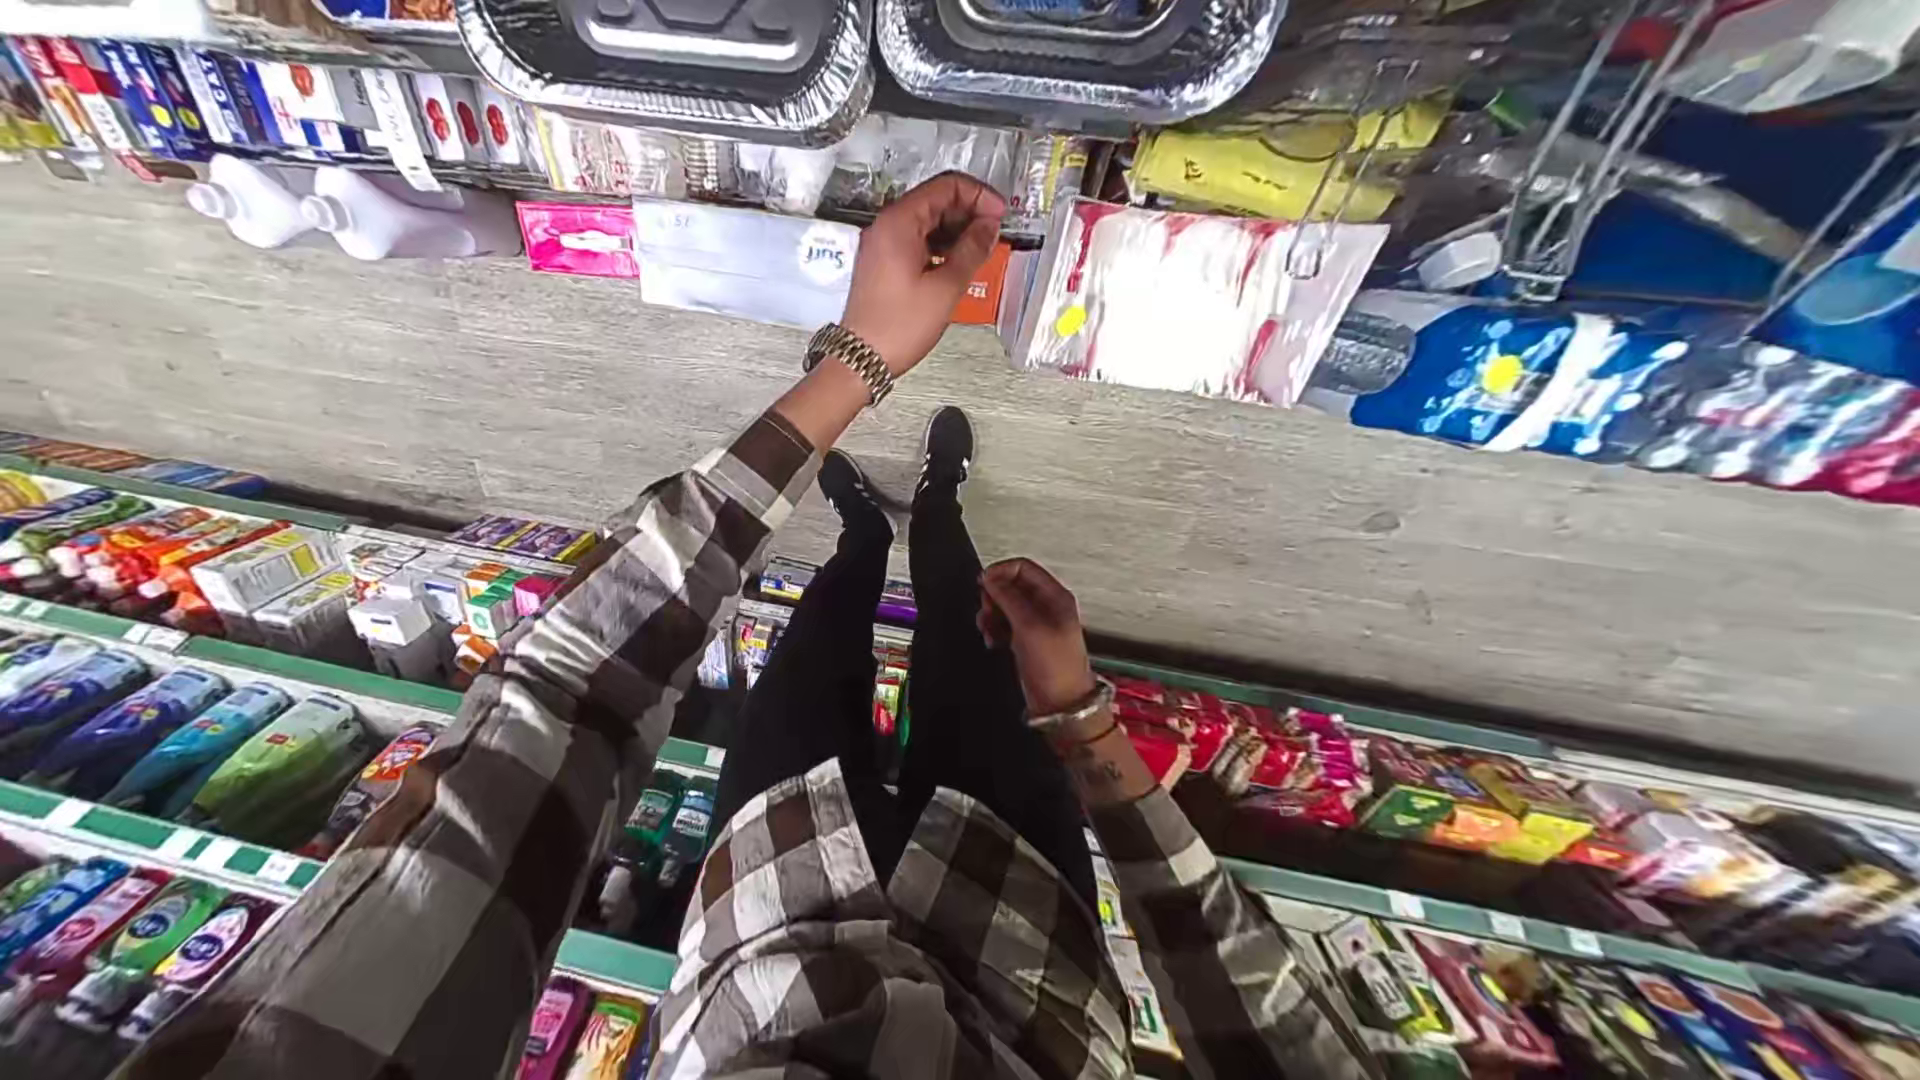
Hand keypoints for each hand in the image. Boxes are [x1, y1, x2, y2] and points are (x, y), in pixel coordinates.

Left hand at [841, 171, 1006, 376]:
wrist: (862, 358)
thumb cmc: (898, 327)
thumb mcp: (945, 288)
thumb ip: (972, 251)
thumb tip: (989, 227)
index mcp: (899, 222)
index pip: (946, 186)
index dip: (979, 195)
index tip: (999, 214)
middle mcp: (886, 226)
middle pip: (935, 201)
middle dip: (969, 213)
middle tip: (993, 235)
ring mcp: (882, 245)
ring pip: (926, 223)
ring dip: (955, 232)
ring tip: (979, 253)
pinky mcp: (882, 264)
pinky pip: (916, 242)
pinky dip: (939, 247)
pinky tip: (957, 265)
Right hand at [978, 558, 1097, 718]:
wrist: (1061, 703)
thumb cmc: (1054, 666)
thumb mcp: (1029, 626)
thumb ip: (1008, 598)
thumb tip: (990, 577)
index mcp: (1054, 596)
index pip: (1023, 568)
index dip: (1000, 572)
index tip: (982, 585)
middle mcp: (1046, 606)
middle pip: (1012, 585)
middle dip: (993, 596)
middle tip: (987, 611)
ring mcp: (1036, 623)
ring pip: (1005, 605)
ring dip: (991, 614)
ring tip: (987, 629)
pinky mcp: (1026, 639)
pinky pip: (1004, 623)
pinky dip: (994, 628)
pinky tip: (992, 640)